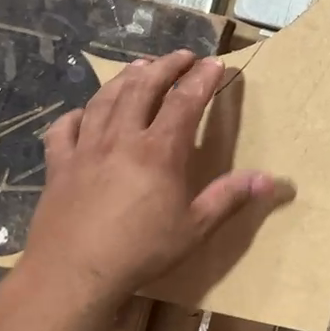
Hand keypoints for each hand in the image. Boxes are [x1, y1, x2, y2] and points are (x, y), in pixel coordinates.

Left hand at [16, 50, 295, 306]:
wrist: (72, 274)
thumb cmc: (141, 251)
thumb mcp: (196, 227)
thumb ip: (230, 197)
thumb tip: (270, 179)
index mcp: (159, 152)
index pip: (184, 102)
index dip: (201, 80)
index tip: (215, 64)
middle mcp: (121, 140)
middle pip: (142, 89)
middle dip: (164, 67)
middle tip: (181, 56)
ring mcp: (85, 150)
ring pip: (105, 101)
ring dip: (125, 79)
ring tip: (139, 68)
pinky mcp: (59, 167)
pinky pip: (65, 129)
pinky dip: (79, 114)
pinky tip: (85, 112)